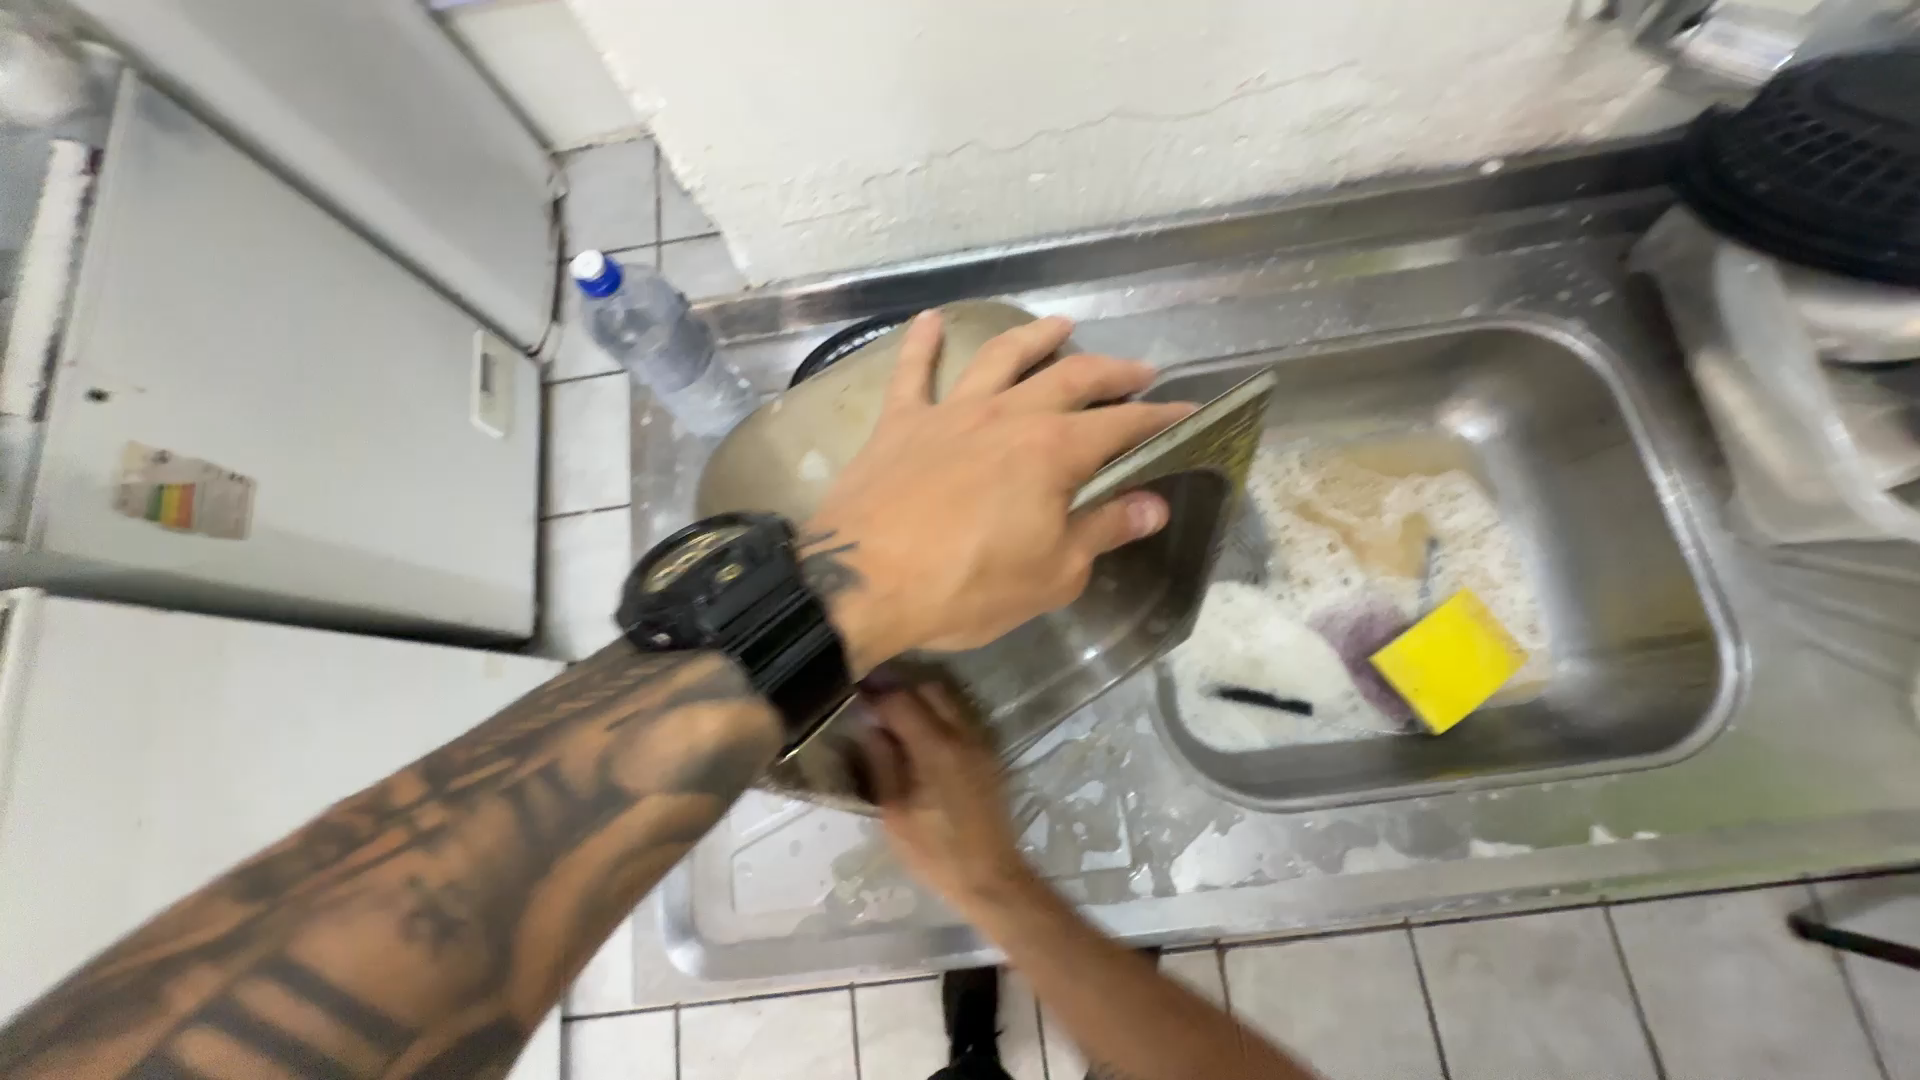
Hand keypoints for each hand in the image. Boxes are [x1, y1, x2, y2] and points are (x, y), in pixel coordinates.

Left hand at [802, 309, 1194, 674]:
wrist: (863, 581)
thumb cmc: (966, 586)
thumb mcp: (1052, 573)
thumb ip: (1103, 531)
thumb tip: (1153, 505)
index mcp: (1052, 452)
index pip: (1122, 427)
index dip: (1160, 421)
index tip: (1188, 415)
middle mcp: (1006, 415)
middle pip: (1070, 379)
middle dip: (1112, 373)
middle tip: (1140, 371)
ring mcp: (950, 412)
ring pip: (1001, 358)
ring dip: (1035, 338)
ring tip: (1061, 325)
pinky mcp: (900, 423)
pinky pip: (912, 372)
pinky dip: (921, 344)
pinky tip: (928, 321)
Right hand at [862, 683, 1035, 909]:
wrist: (991, 876)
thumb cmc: (934, 851)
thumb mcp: (894, 811)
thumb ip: (881, 761)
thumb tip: (870, 726)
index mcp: (934, 747)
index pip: (901, 700)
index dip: (875, 695)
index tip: (856, 698)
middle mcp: (962, 734)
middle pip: (928, 689)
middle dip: (900, 691)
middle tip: (875, 707)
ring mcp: (980, 742)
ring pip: (948, 701)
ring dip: (921, 702)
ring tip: (895, 722)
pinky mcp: (989, 755)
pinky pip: (961, 719)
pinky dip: (939, 717)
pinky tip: (921, 740)